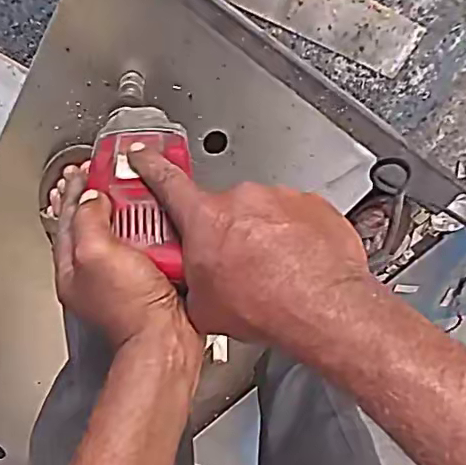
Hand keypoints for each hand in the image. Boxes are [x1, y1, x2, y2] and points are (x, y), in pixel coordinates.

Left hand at [50, 163, 198, 351]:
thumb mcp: (97, 253)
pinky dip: (154, 230)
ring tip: (136, 192)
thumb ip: (88, 220)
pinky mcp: (152, 281)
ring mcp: (125, 278)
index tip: (85, 169)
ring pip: (123, 233)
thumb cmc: (131, 309)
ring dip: (130, 211)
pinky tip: (162, 220)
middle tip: (108, 175)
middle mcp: (97, 274)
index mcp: (73, 268)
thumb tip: (92, 198)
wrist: (167, 338)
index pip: (68, 218)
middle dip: (100, 196)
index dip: (75, 189)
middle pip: (93, 223)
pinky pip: (151, 246)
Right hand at [130, 149, 379, 348]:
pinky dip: (294, 238)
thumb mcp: (204, 308)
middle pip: (222, 210)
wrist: (321, 308)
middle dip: (225, 234)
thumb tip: (190, 287)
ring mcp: (280, 198)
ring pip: (261, 215)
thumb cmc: (267, 307)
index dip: (149, 166)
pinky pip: (296, 218)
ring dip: (262, 237)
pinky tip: (296, 265)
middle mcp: (242, 199)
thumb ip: (189, 283)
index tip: (144, 156)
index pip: (166, 180)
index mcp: (205, 218)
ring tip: (272, 272)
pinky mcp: (313, 206)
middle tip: (235, 266)